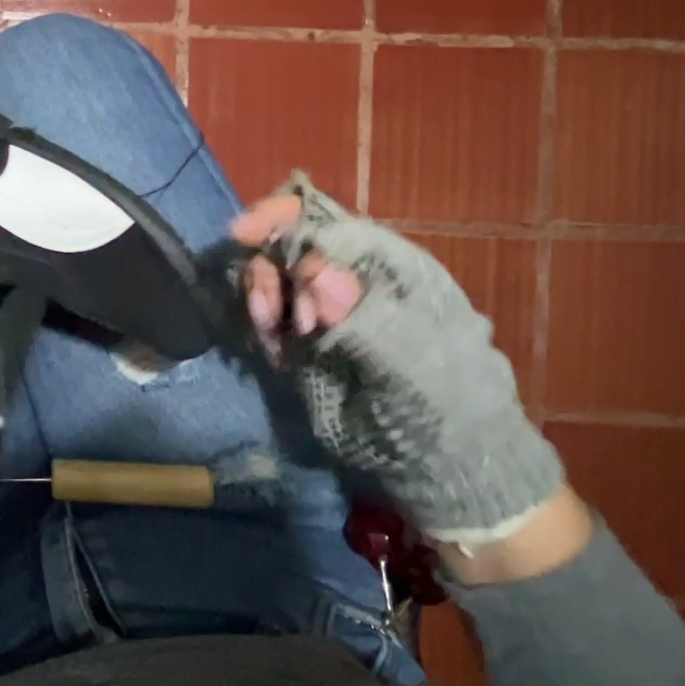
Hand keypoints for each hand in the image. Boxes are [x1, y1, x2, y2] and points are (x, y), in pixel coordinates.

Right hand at [225, 173, 564, 547]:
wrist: (439, 467)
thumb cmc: (442, 409)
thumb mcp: (413, 365)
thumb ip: (364, 317)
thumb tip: (316, 268)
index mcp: (389, 267)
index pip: (329, 220)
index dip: (283, 218)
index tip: (241, 235)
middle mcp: (351, 278)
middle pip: (289, 241)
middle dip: (268, 266)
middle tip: (267, 315)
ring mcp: (324, 309)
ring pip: (272, 277)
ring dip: (260, 296)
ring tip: (270, 336)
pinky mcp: (302, 341)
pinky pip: (267, 315)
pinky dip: (259, 326)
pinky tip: (272, 352)